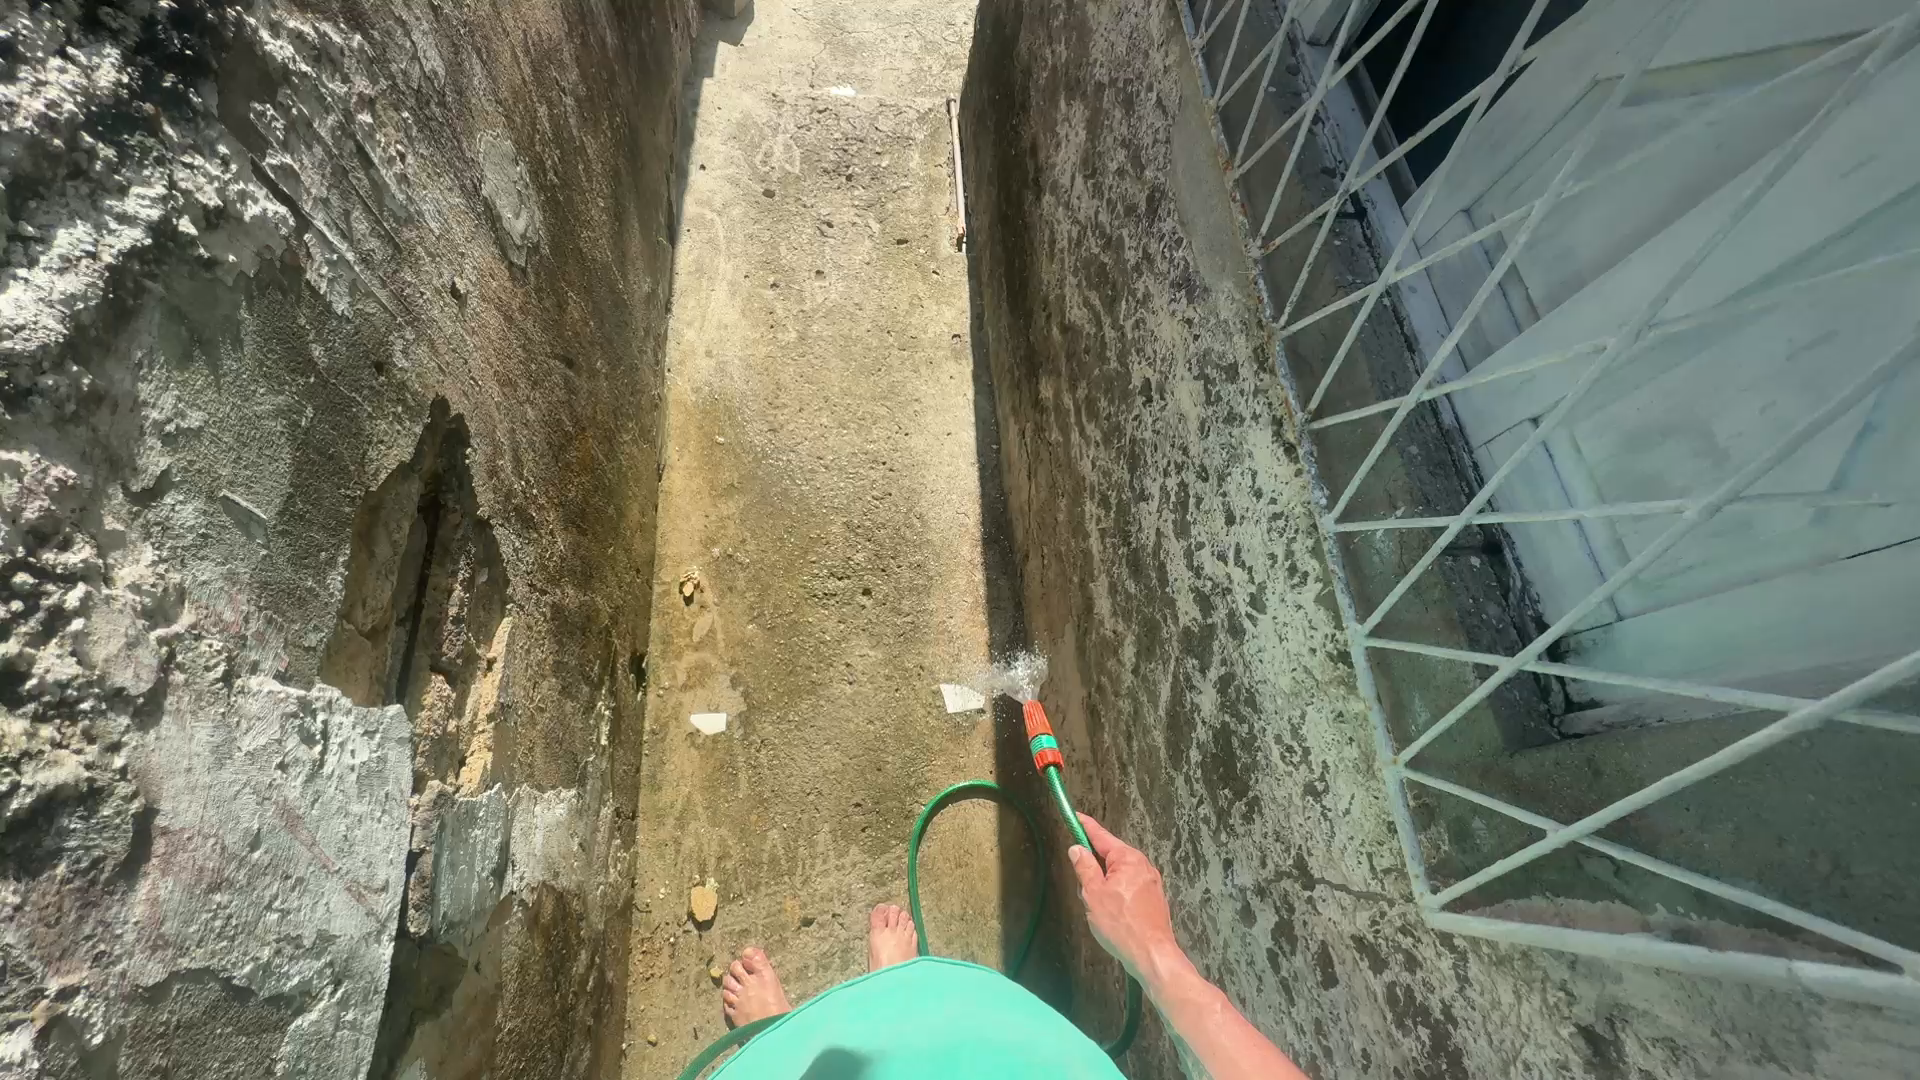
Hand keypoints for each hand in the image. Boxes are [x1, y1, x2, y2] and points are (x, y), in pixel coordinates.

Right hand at [1068, 812, 1185, 983]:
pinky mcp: (1155, 899)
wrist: (1153, 956)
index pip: (1101, 836)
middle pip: (1111, 856)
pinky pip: (1130, 887)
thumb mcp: (1093, 894)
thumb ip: (1084, 868)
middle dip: (1095, 867)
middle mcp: (1143, 865)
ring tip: (1100, 909)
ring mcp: (1151, 882)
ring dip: (1106, 884)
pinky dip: (1118, 893)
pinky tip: (1114, 915)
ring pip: (1120, 874)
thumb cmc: (1121, 924)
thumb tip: (1077, 848)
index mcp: (1127, 859)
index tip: (1075, 816)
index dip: (1086, 826)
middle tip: (1084, 887)